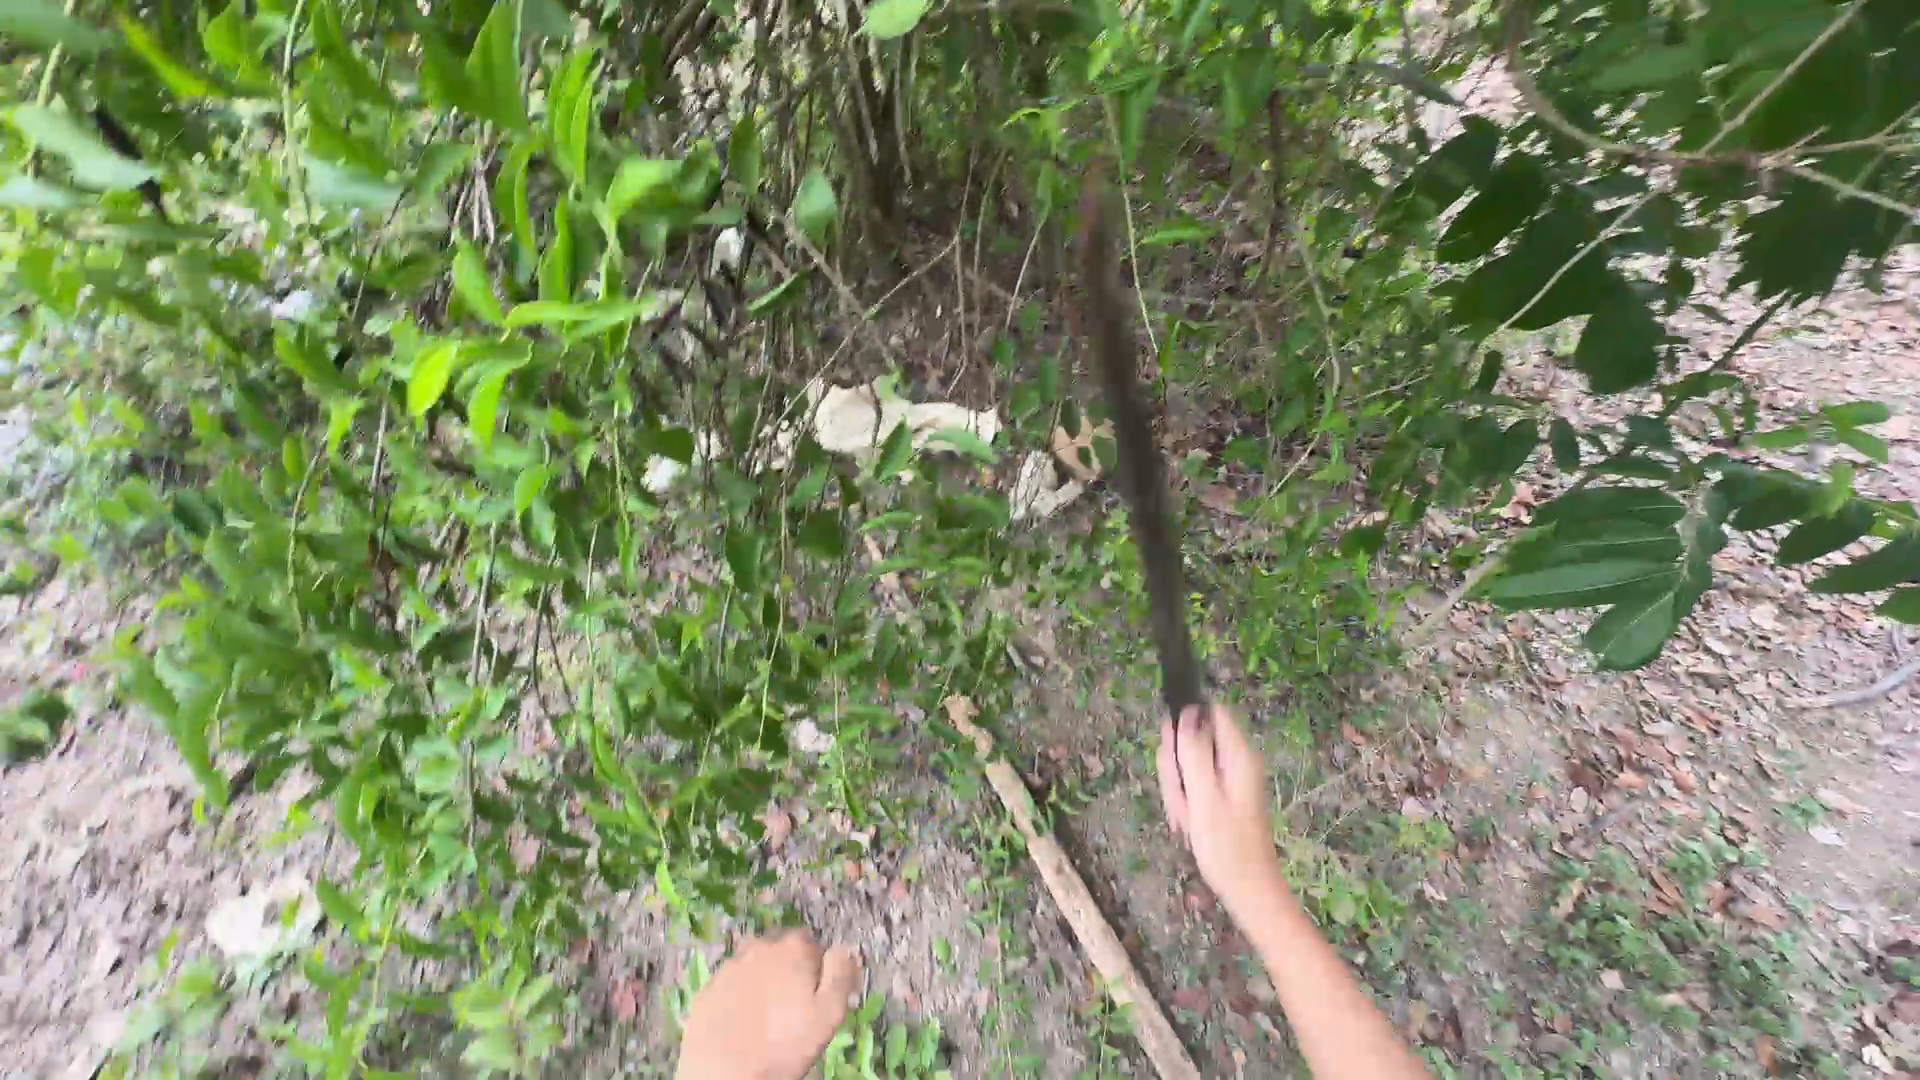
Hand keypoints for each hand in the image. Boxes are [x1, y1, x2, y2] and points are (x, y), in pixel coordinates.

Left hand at [676, 930, 861, 1079]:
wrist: (723, 1077)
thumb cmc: (783, 1046)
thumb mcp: (829, 1014)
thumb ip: (841, 974)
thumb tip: (846, 947)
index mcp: (794, 947)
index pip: (814, 947)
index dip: (817, 972)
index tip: (813, 998)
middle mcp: (761, 945)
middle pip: (783, 952)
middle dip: (789, 971)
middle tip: (790, 1008)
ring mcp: (730, 965)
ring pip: (755, 965)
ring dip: (762, 979)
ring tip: (764, 1015)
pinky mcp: (708, 987)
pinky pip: (730, 984)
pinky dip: (737, 995)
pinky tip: (740, 1021)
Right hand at [1157, 704, 1286, 913]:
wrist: (1249, 890)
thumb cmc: (1226, 845)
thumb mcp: (1203, 795)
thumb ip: (1194, 750)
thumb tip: (1188, 711)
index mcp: (1237, 754)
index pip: (1210, 711)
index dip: (1186, 722)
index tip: (1173, 750)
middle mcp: (1235, 760)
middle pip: (1194, 738)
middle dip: (1177, 766)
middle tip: (1182, 799)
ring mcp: (1228, 778)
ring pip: (1188, 763)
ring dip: (1179, 788)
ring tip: (1186, 817)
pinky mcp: (1221, 794)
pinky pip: (1193, 784)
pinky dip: (1185, 801)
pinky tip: (1188, 824)